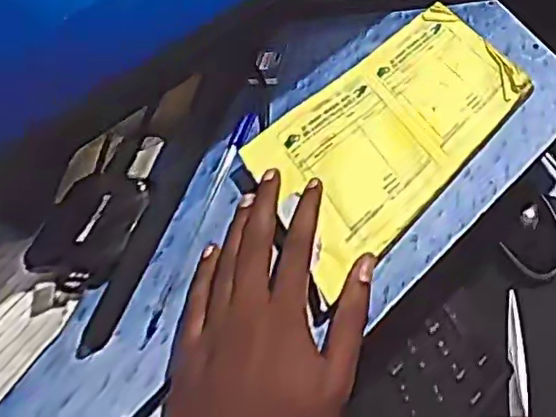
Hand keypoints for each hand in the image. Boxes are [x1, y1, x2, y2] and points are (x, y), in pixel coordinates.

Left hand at [166, 171, 374, 416]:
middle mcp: (246, 310)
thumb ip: (351, 317)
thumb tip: (365, 267)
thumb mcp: (335, 377)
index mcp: (282, 313)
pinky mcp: (190, 348)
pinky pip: (197, 296)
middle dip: (266, 204)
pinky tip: (211, 249)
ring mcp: (214, 326)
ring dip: (238, 226)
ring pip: (226, 262)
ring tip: (247, 199)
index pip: (296, 248)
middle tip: (271, 176)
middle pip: (256, 243)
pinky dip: (205, 268)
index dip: (305, 213)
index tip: (310, 187)